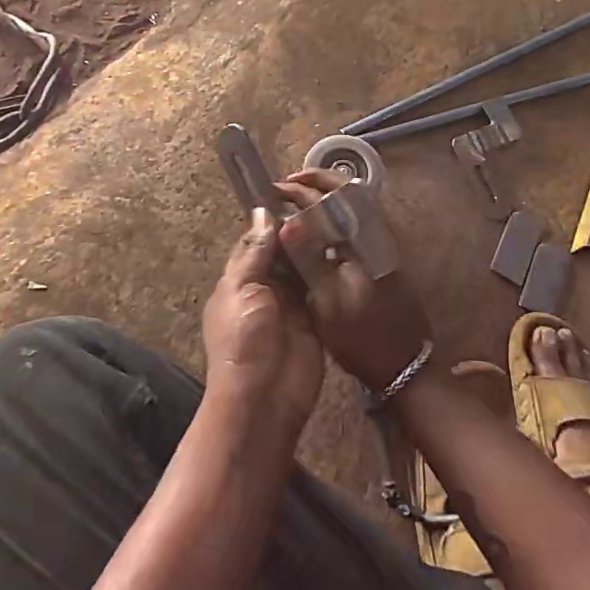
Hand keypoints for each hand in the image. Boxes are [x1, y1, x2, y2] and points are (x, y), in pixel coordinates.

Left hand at [202, 208, 325, 438]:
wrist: (264, 397)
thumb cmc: (243, 340)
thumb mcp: (241, 289)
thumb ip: (255, 252)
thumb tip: (262, 213)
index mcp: (239, 279)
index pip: (256, 240)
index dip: (273, 220)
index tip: (295, 193)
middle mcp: (265, 287)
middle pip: (284, 252)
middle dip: (300, 232)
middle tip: (326, 202)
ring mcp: (291, 304)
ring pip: (305, 268)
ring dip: (318, 250)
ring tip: (341, 218)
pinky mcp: (315, 319)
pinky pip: (322, 289)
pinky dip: (332, 274)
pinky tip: (349, 250)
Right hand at [276, 170, 433, 391]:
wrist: (406, 366)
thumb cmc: (362, 338)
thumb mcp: (327, 302)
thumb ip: (307, 258)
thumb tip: (285, 224)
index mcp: (364, 241)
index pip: (332, 197)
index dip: (301, 189)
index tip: (276, 189)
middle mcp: (379, 233)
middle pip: (348, 191)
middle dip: (316, 182)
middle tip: (287, 185)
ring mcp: (385, 244)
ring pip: (355, 203)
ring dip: (326, 194)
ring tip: (297, 198)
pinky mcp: (385, 256)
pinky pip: (358, 219)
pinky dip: (335, 212)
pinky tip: (317, 224)